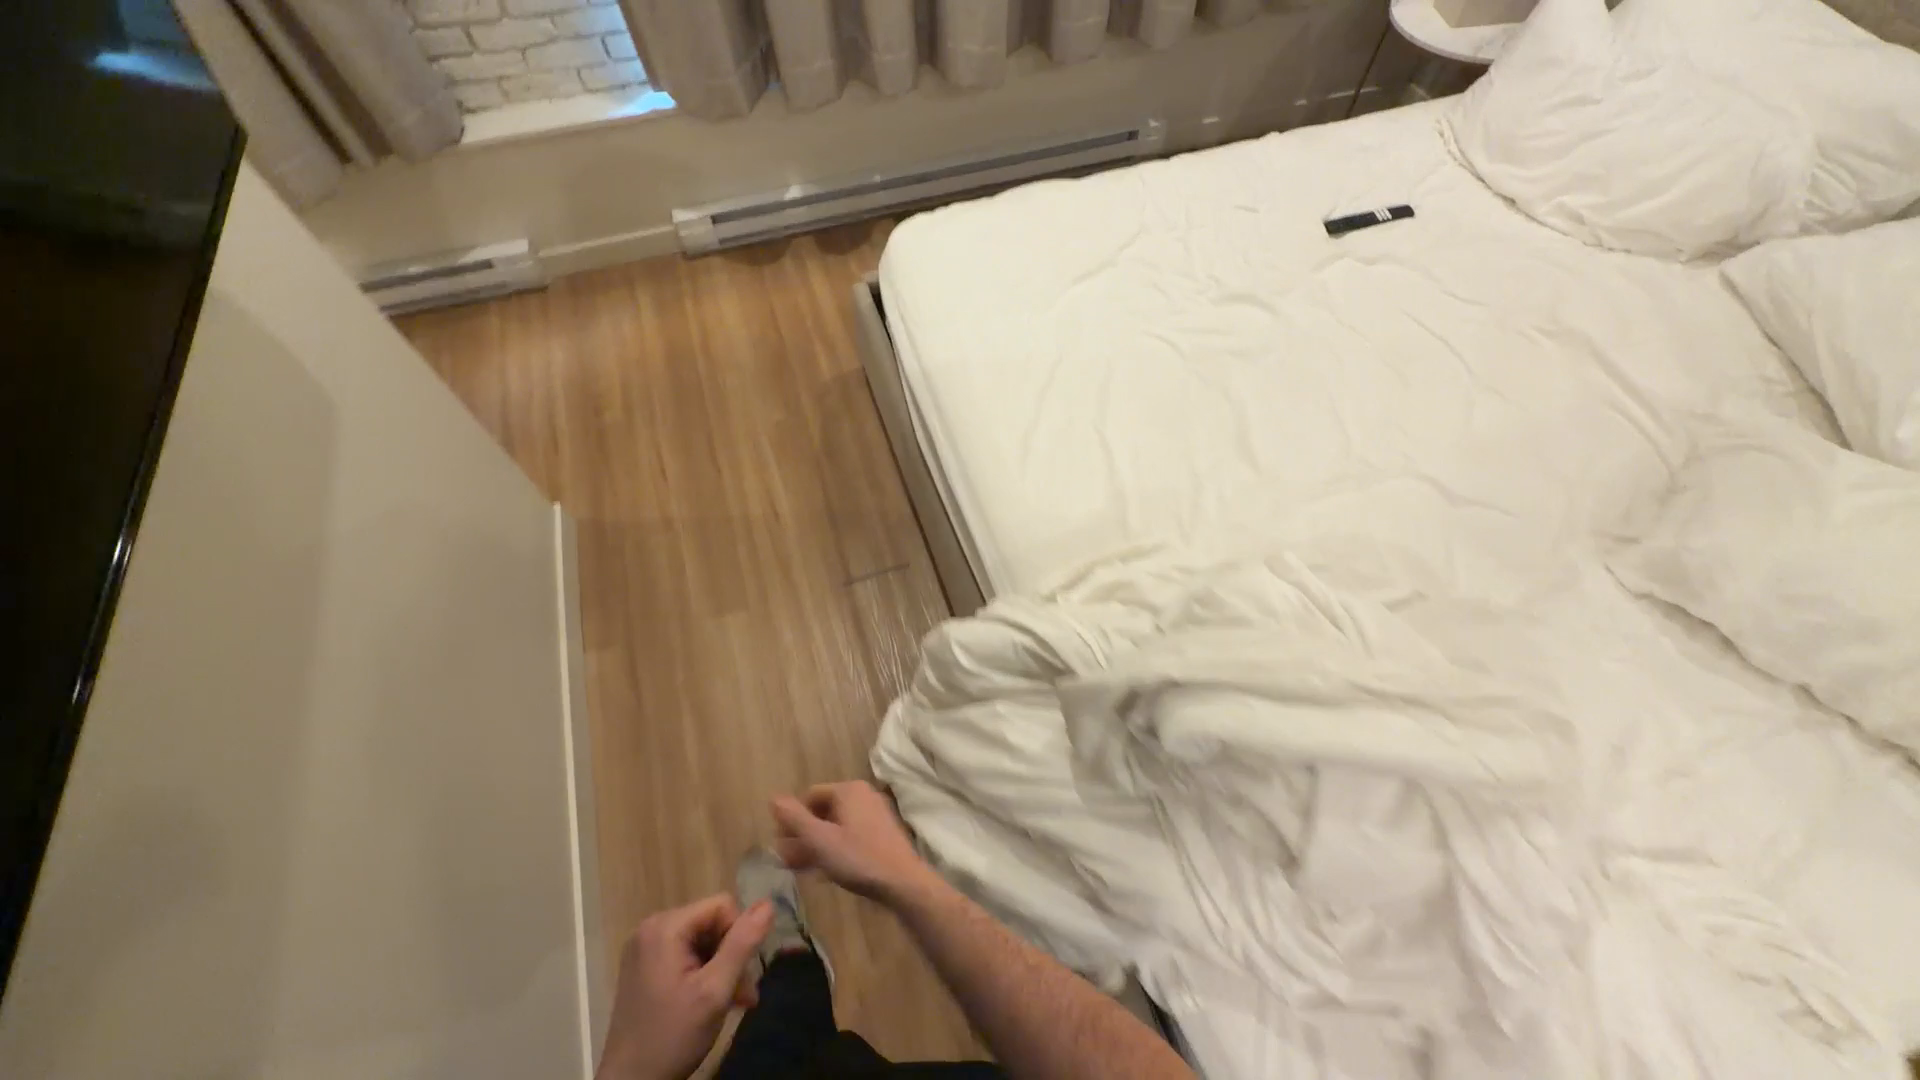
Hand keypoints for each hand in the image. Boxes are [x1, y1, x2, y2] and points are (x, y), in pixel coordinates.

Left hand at [594, 894, 772, 1079]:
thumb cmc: (673, 1037)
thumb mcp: (715, 991)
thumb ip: (743, 944)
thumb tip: (768, 903)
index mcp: (665, 927)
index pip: (722, 906)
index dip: (739, 936)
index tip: (741, 975)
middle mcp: (652, 928)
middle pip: (712, 923)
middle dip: (732, 956)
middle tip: (744, 996)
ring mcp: (646, 949)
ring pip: (703, 941)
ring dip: (722, 969)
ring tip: (734, 1003)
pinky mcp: (645, 968)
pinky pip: (686, 956)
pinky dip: (704, 974)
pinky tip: (712, 1002)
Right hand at [770, 781, 937, 903]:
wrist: (903, 882)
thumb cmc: (858, 858)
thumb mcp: (820, 840)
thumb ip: (795, 819)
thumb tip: (773, 798)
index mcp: (848, 790)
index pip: (809, 796)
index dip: (791, 819)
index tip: (780, 844)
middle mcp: (863, 796)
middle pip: (823, 811)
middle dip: (802, 835)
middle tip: (784, 859)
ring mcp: (874, 815)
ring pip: (835, 827)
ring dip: (814, 845)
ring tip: (796, 868)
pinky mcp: (881, 834)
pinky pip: (849, 837)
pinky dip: (833, 849)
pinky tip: (820, 872)